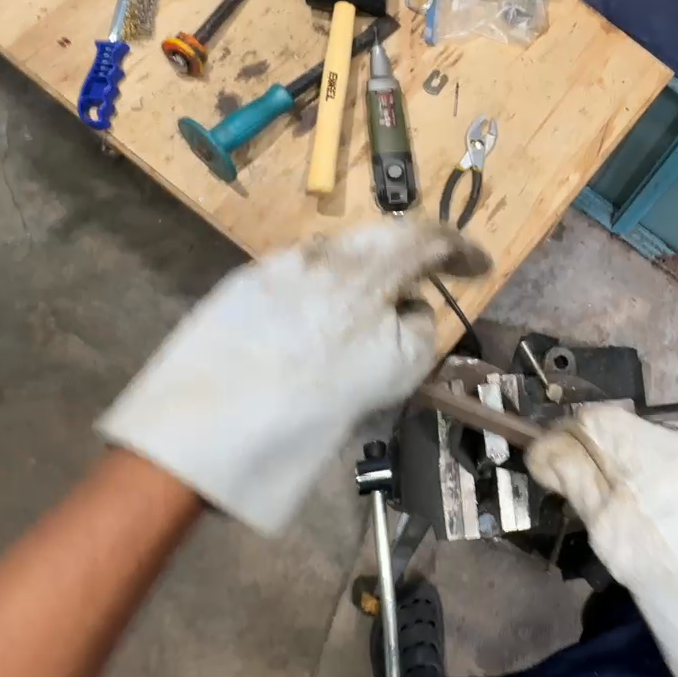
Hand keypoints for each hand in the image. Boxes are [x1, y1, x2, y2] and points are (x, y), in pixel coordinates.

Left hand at [97, 220, 488, 532]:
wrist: (197, 441)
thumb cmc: (303, 423)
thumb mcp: (387, 379)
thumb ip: (413, 328)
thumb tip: (408, 307)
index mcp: (365, 279)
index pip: (427, 241)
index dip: (461, 251)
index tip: (480, 265)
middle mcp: (327, 258)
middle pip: (388, 235)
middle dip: (420, 253)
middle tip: (435, 275)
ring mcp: (283, 264)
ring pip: (348, 250)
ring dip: (375, 268)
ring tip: (375, 307)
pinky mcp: (248, 279)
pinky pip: (309, 269)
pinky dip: (334, 283)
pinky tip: (324, 318)